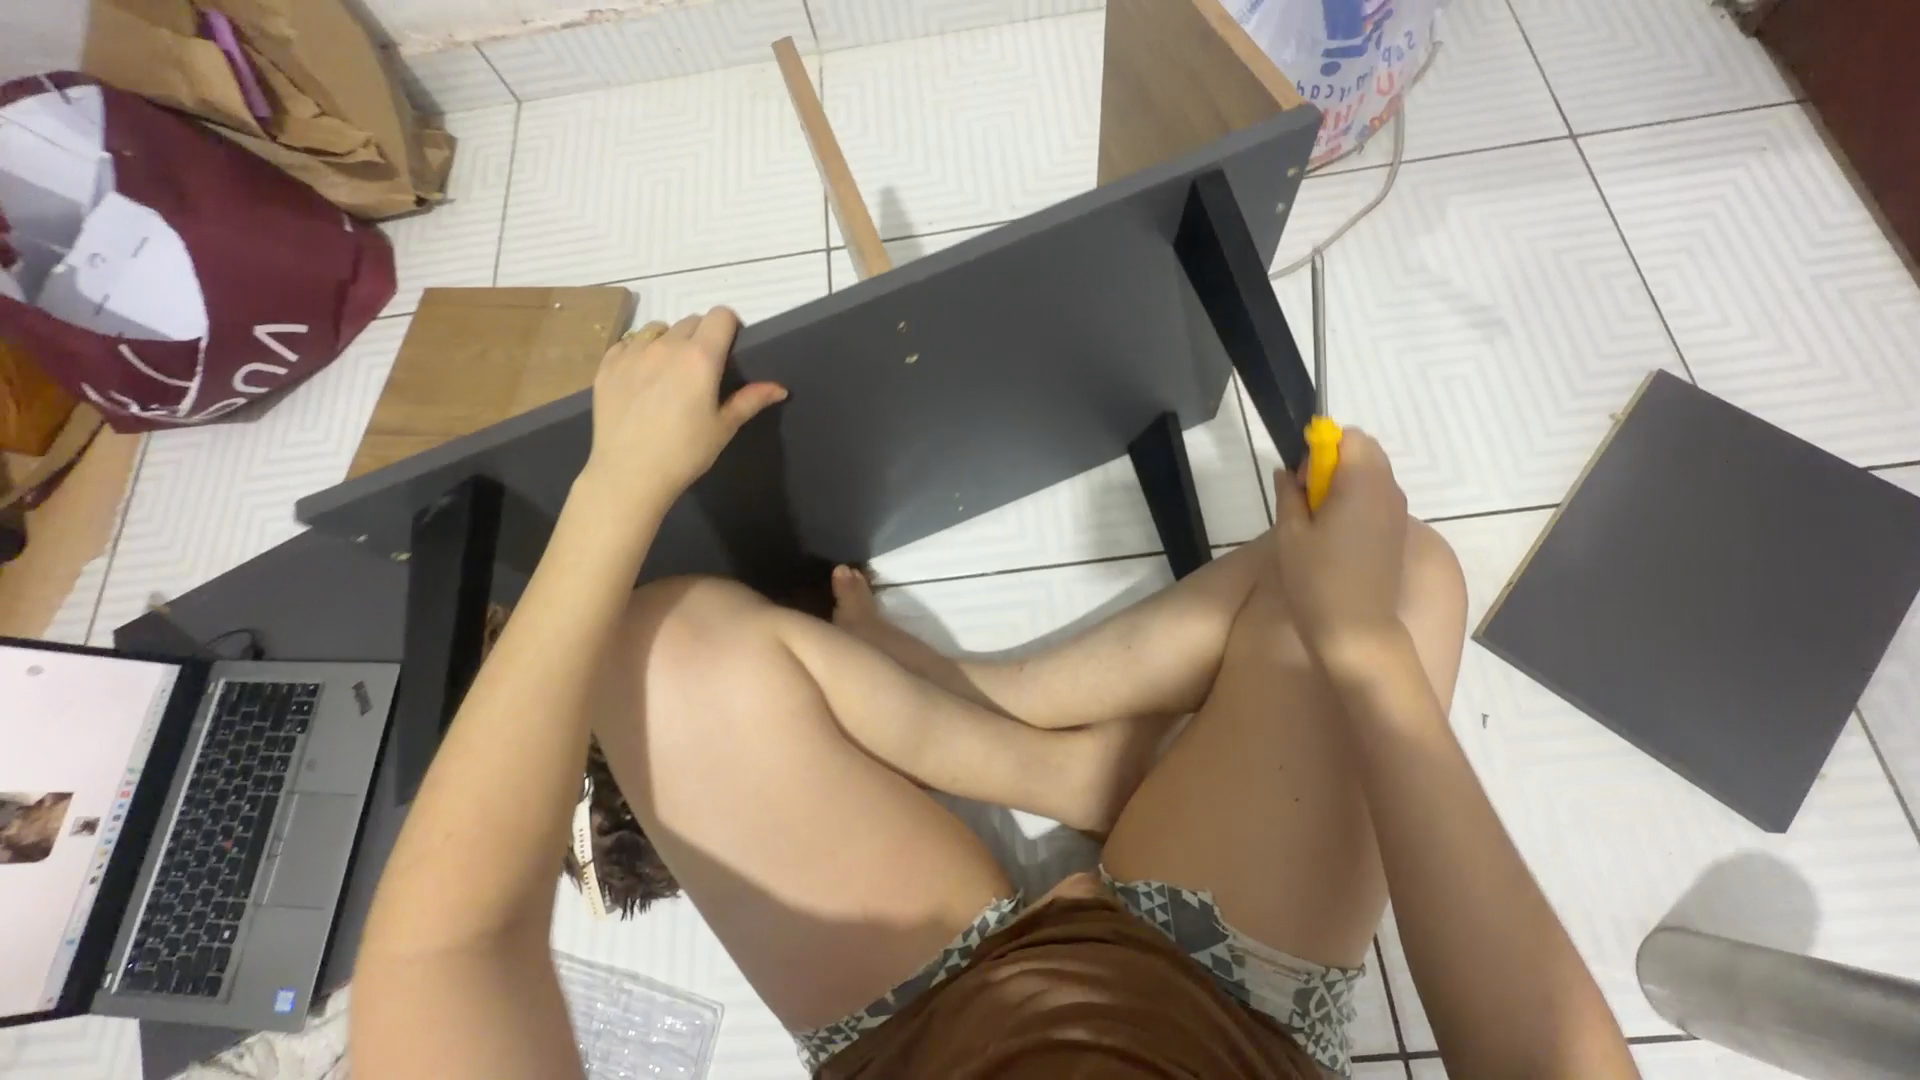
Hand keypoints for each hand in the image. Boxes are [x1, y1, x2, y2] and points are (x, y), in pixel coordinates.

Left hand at [577, 307, 786, 516]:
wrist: (630, 473)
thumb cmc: (685, 453)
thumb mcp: (723, 427)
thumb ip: (750, 400)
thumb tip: (779, 388)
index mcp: (700, 357)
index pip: (720, 316)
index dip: (729, 327)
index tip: (729, 349)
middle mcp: (666, 346)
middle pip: (690, 321)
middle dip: (701, 336)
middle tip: (701, 370)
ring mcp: (632, 352)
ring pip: (657, 329)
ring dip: (669, 341)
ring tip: (669, 372)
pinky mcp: (608, 365)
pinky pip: (628, 343)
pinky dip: (639, 351)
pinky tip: (641, 378)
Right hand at [1270, 429, 1409, 669]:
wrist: (1356, 632)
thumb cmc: (1316, 581)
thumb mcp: (1290, 535)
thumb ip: (1289, 495)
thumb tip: (1287, 472)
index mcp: (1361, 484)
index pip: (1349, 437)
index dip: (1321, 449)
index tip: (1302, 481)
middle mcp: (1387, 490)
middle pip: (1365, 452)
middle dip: (1333, 463)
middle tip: (1306, 499)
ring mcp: (1397, 513)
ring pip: (1372, 476)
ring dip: (1344, 484)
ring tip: (1316, 521)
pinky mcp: (1396, 533)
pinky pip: (1377, 499)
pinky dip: (1356, 503)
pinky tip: (1333, 536)